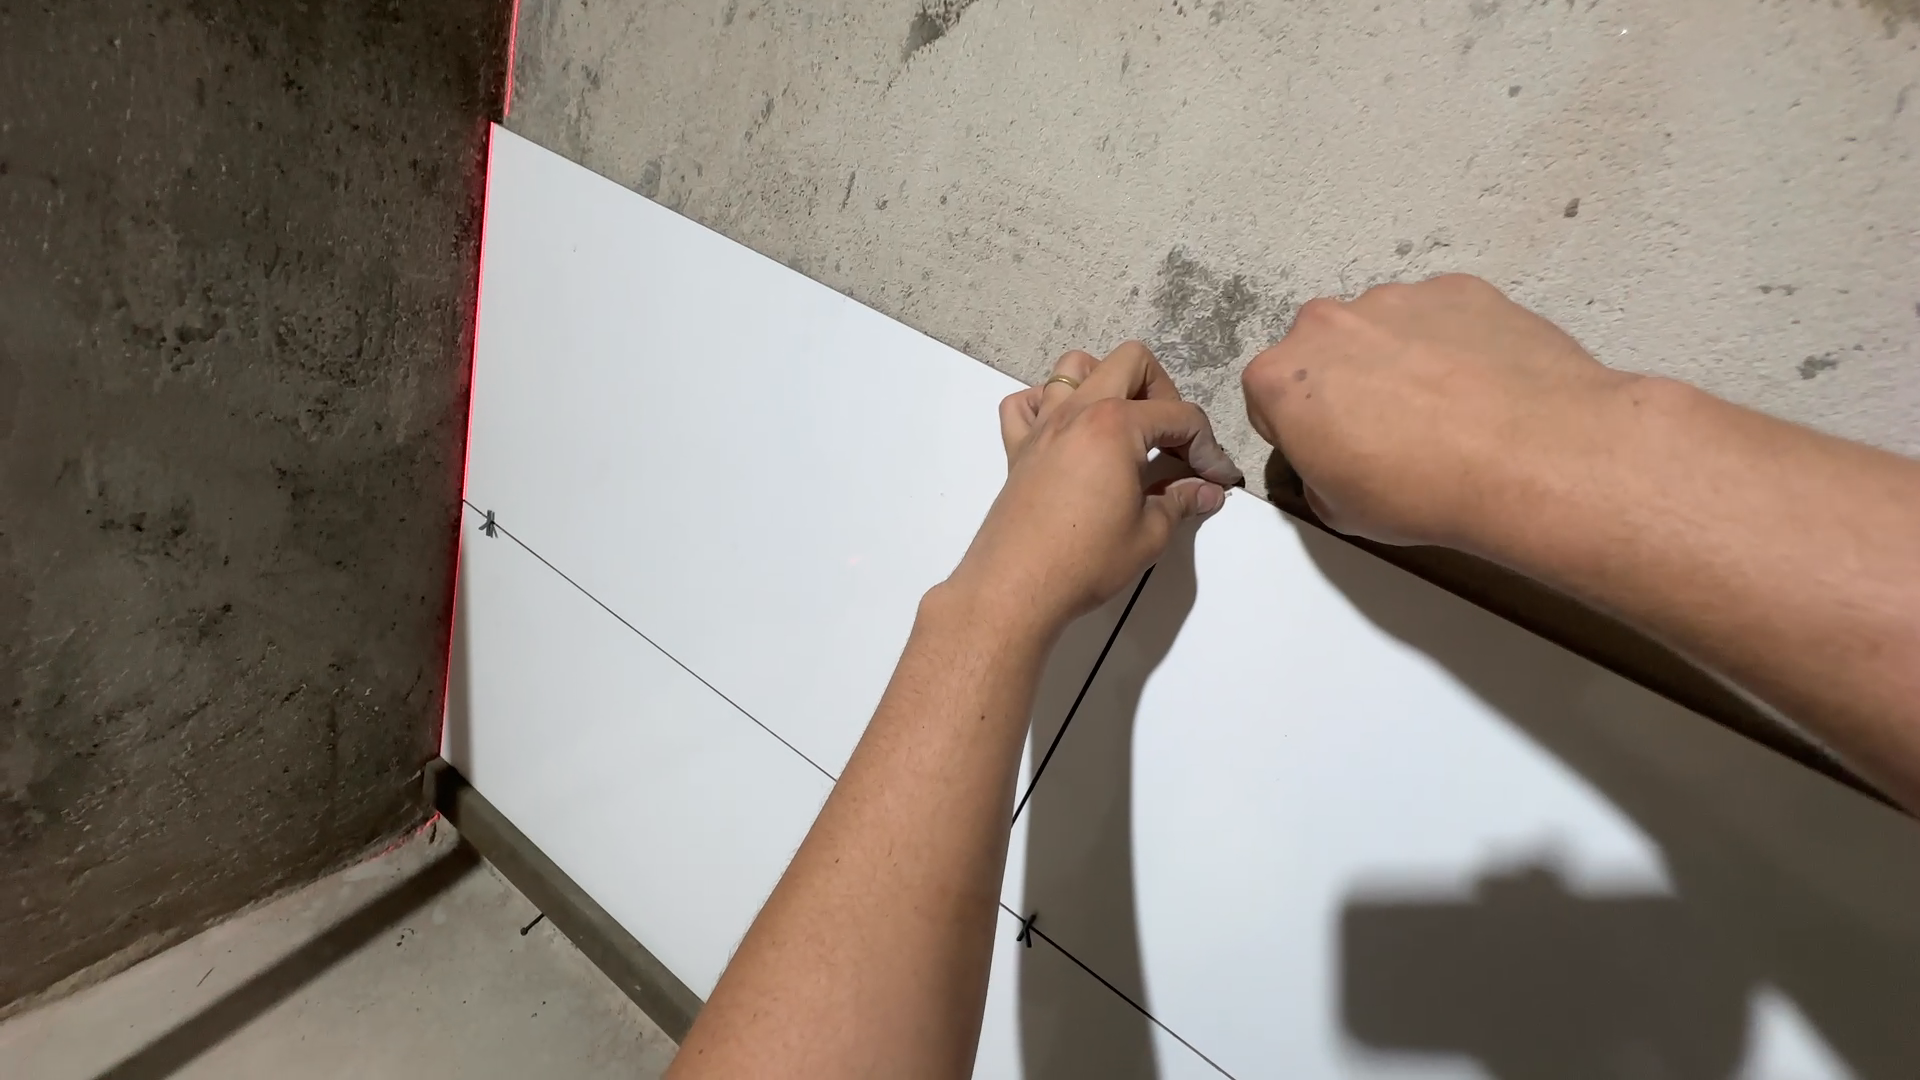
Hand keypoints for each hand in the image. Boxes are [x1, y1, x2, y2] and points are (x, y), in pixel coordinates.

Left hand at [946, 342, 1243, 635]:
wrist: (1017, 586)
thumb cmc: (1086, 560)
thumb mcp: (1148, 534)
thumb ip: (1180, 502)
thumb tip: (1207, 493)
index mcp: (1116, 424)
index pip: (1180, 415)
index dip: (1208, 447)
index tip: (1216, 479)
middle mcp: (1078, 411)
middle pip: (1131, 362)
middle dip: (1163, 391)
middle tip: (1170, 439)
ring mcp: (1042, 425)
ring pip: (1073, 367)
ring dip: (1104, 383)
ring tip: (1120, 427)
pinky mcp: (1016, 449)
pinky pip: (1024, 404)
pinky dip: (1044, 405)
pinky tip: (1065, 435)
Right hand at [1240, 273, 1638, 548]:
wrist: (1529, 457)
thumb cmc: (1418, 488)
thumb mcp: (1335, 508)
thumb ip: (1313, 471)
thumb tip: (1335, 461)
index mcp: (1278, 378)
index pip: (1267, 400)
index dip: (1296, 430)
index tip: (1328, 449)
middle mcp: (1323, 325)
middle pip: (1318, 354)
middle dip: (1339, 384)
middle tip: (1381, 430)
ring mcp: (1392, 300)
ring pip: (1376, 330)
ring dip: (1392, 360)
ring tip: (1437, 408)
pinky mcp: (1456, 289)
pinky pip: (1435, 315)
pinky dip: (1445, 342)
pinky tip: (1473, 385)